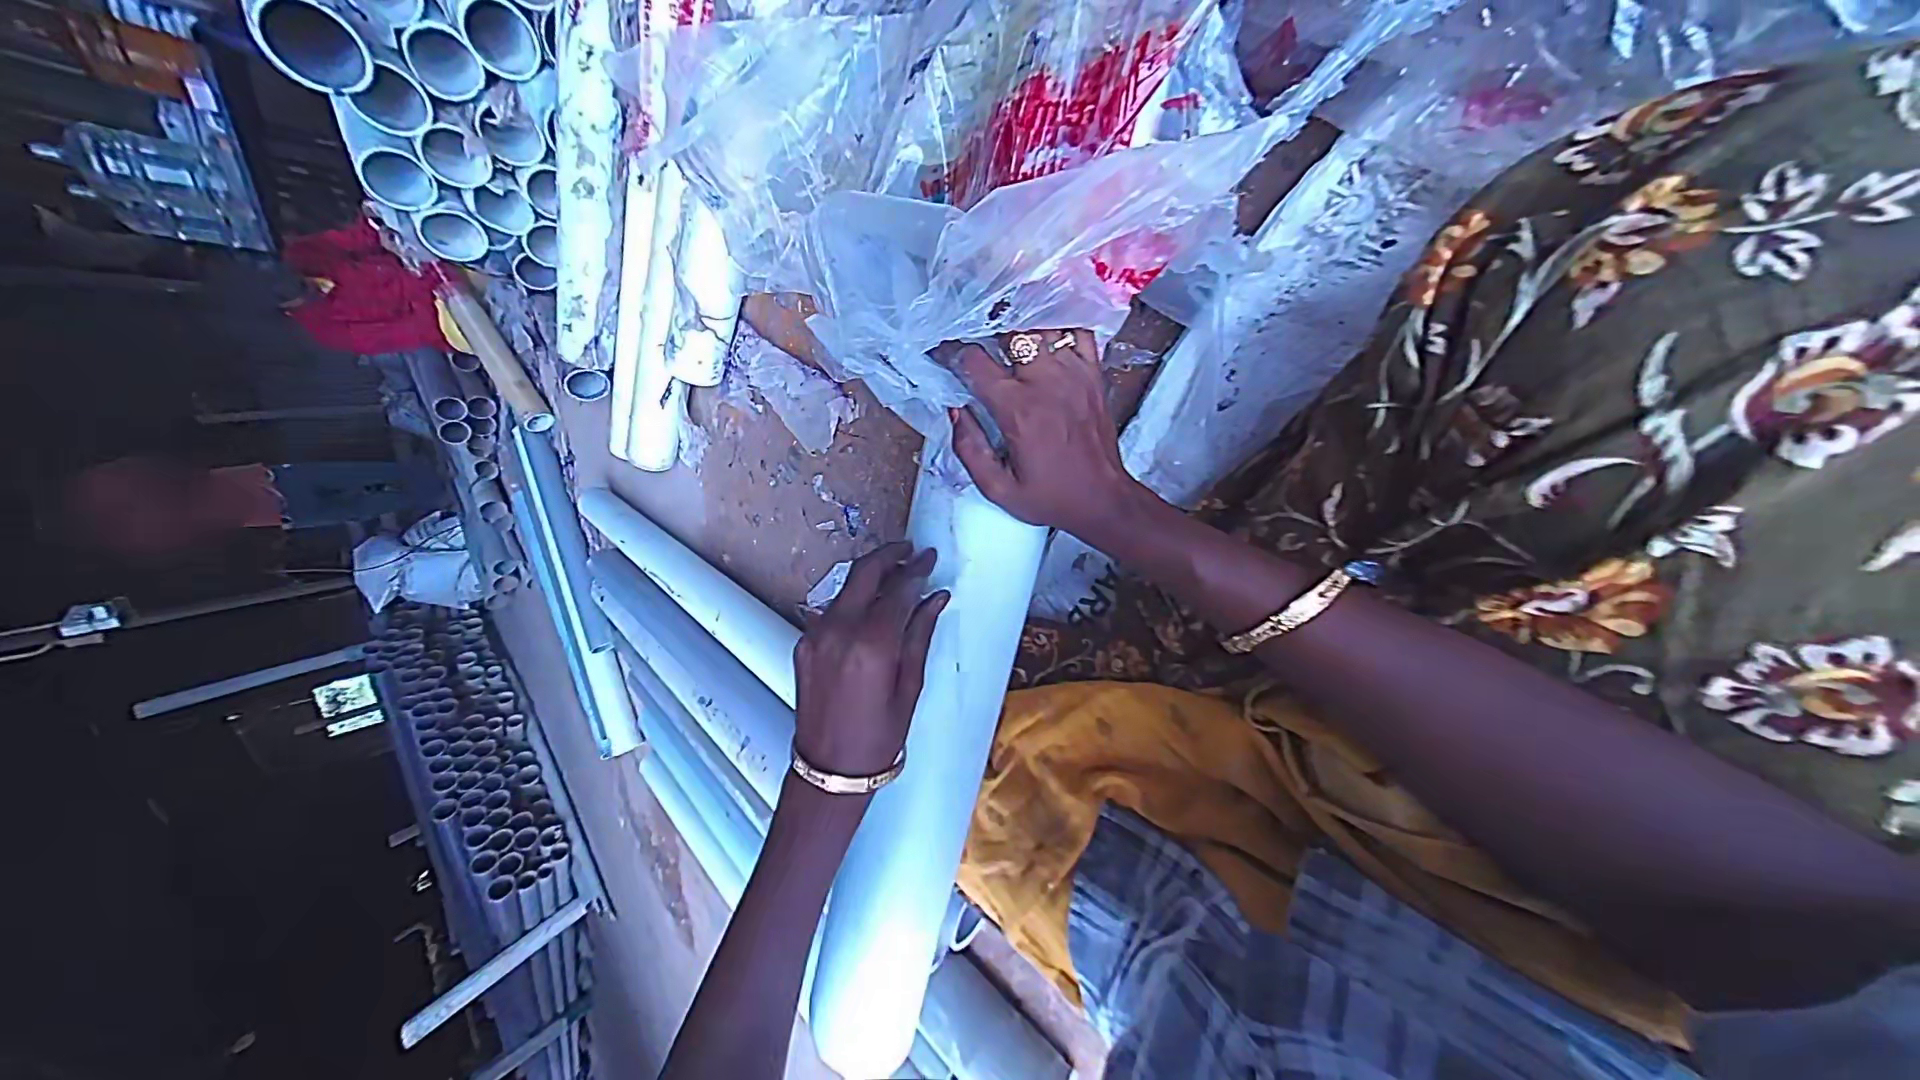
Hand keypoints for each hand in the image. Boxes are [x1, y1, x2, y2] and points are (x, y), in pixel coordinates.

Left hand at [792, 543, 949, 777]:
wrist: (830, 768)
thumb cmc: (880, 734)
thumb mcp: (910, 685)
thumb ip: (920, 634)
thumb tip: (936, 597)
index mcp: (871, 644)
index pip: (898, 589)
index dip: (917, 570)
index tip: (930, 558)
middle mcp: (838, 631)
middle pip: (864, 573)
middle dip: (889, 555)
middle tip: (911, 550)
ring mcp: (815, 635)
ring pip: (846, 587)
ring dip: (871, 575)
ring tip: (896, 574)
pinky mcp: (803, 643)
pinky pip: (833, 609)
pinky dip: (854, 599)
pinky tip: (871, 605)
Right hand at [949, 329, 1147, 539]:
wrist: (1102, 499)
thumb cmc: (1051, 496)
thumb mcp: (997, 488)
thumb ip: (969, 448)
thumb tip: (956, 411)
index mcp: (1018, 410)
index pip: (974, 362)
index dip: (952, 352)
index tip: (944, 355)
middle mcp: (1047, 383)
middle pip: (1011, 332)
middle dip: (988, 330)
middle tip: (977, 338)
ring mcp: (1075, 374)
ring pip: (1044, 327)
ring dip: (1022, 328)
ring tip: (1007, 335)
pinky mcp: (1093, 375)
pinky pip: (1079, 333)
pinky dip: (1060, 328)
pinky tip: (1046, 336)